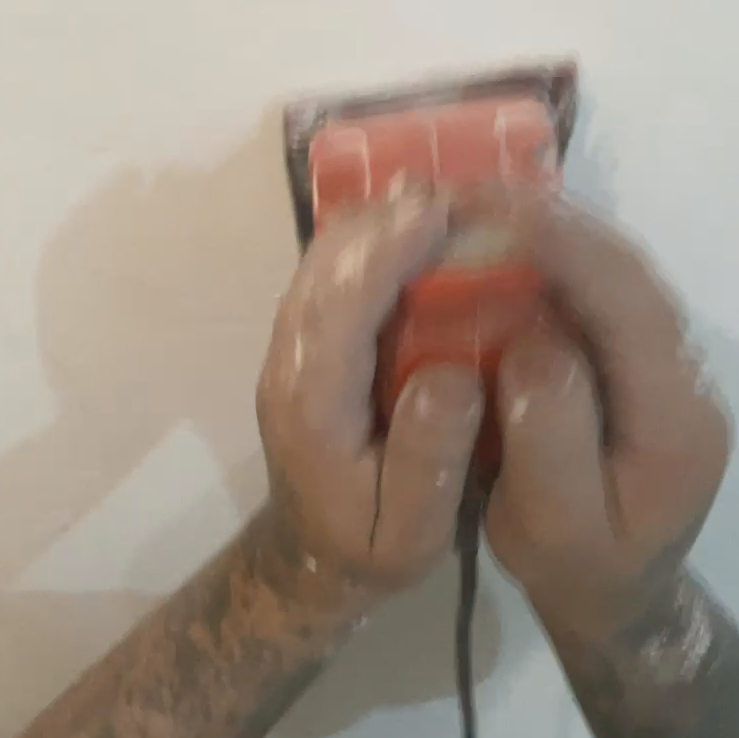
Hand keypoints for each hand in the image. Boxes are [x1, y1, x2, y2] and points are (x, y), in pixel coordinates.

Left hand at [257, 185, 486, 593]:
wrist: (310, 552)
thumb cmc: (367, 545)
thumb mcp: (412, 532)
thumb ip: (429, 460)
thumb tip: (451, 377)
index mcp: (310, 407)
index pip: (338, 312)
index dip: (383, 254)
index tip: (436, 209)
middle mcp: (287, 366)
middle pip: (320, 275)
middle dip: (378, 223)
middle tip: (447, 185)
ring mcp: (287, 352)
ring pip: (316, 269)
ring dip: (368, 225)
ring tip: (430, 193)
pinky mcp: (299, 346)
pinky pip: (324, 280)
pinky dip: (361, 244)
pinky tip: (403, 226)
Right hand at [473, 191, 731, 639]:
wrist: (615, 590)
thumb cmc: (579, 564)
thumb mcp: (555, 527)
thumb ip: (552, 438)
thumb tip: (534, 341)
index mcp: (676, 415)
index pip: (629, 306)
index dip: (563, 247)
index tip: (489, 210)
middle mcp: (679, 373)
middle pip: (626, 273)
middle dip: (551, 221)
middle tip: (468, 192)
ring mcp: (656, 363)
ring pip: (611, 273)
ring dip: (547, 230)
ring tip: (477, 204)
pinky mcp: (625, 361)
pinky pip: (589, 293)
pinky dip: (544, 258)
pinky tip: (495, 245)